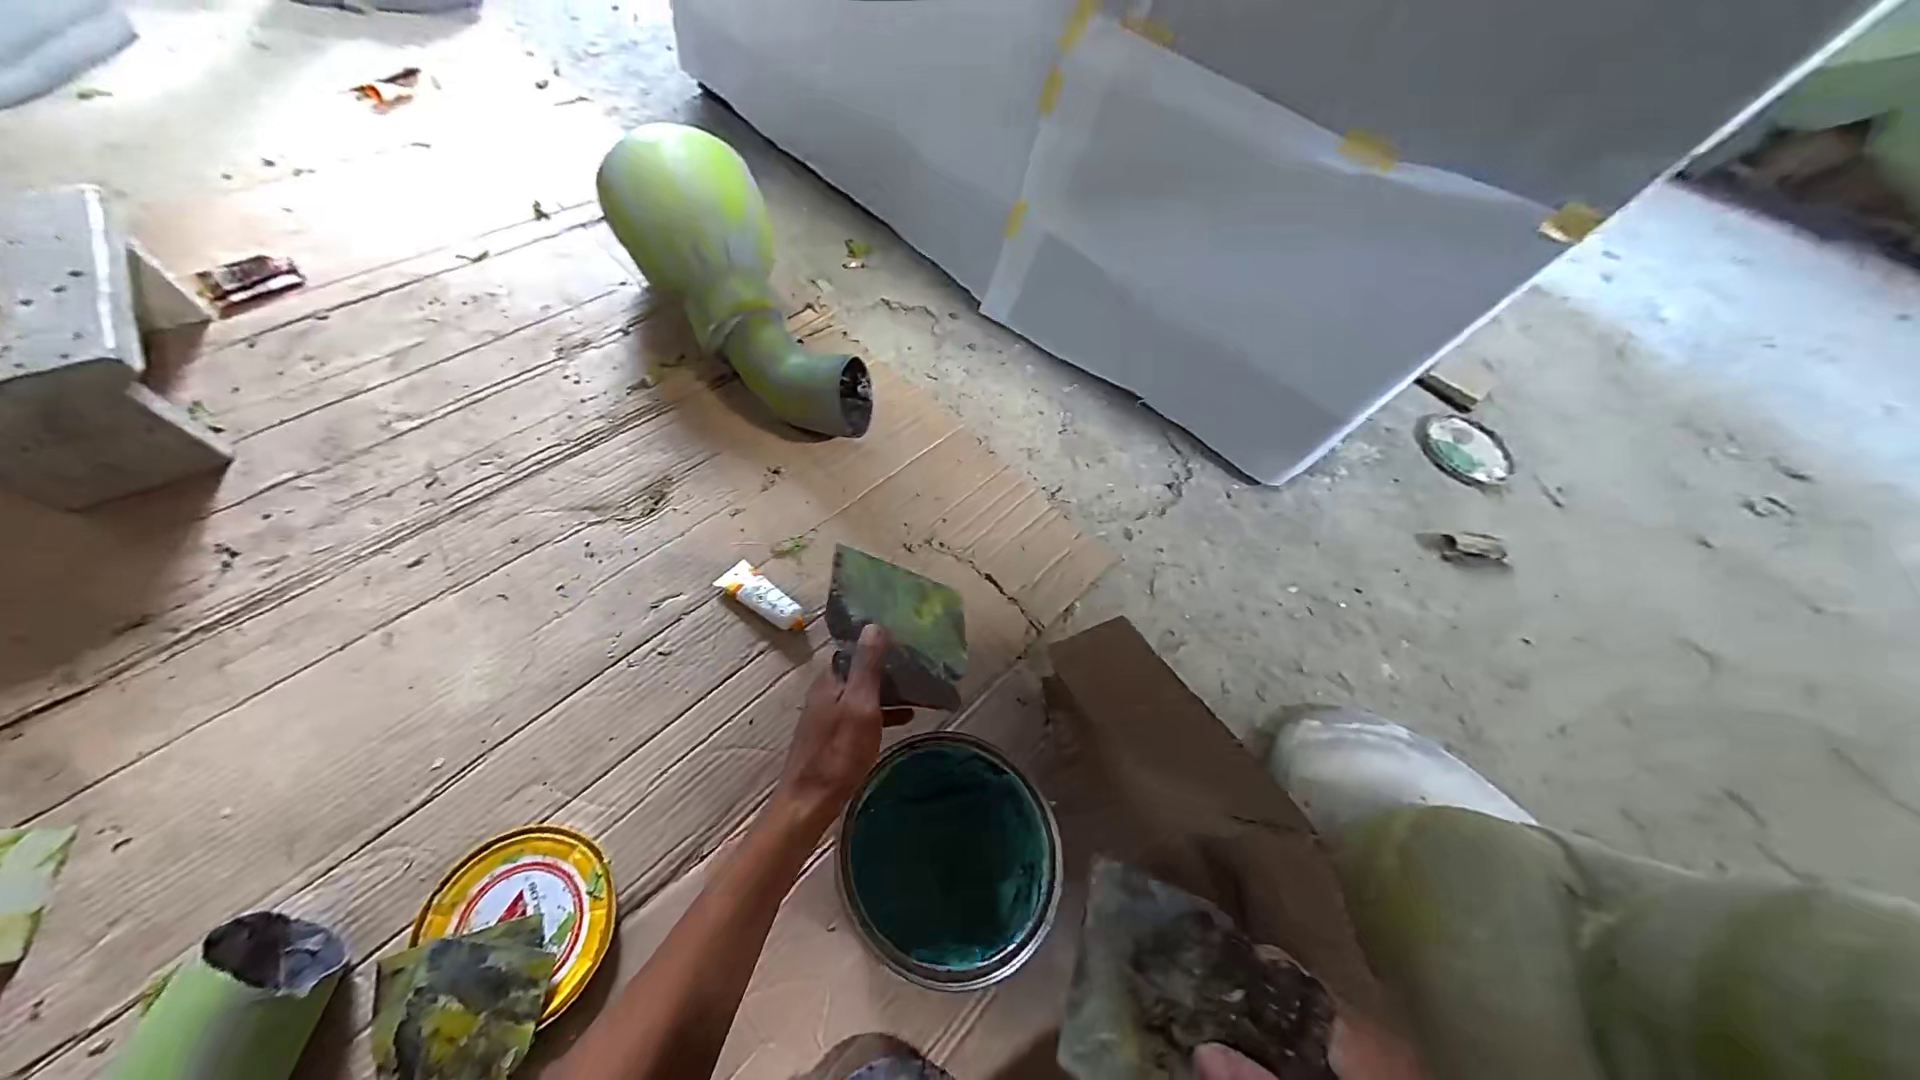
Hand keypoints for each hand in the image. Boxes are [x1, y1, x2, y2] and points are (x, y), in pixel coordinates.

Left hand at [775, 625, 905, 827]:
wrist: (810, 801)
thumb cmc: (839, 751)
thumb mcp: (860, 704)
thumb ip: (867, 666)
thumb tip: (874, 625)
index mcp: (831, 678)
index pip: (859, 648)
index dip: (885, 643)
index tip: (913, 643)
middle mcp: (828, 690)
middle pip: (865, 670)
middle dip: (894, 668)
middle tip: (925, 668)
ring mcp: (830, 712)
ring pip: (867, 692)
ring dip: (893, 691)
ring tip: (924, 691)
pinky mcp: (836, 733)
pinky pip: (866, 712)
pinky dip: (885, 711)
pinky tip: (906, 717)